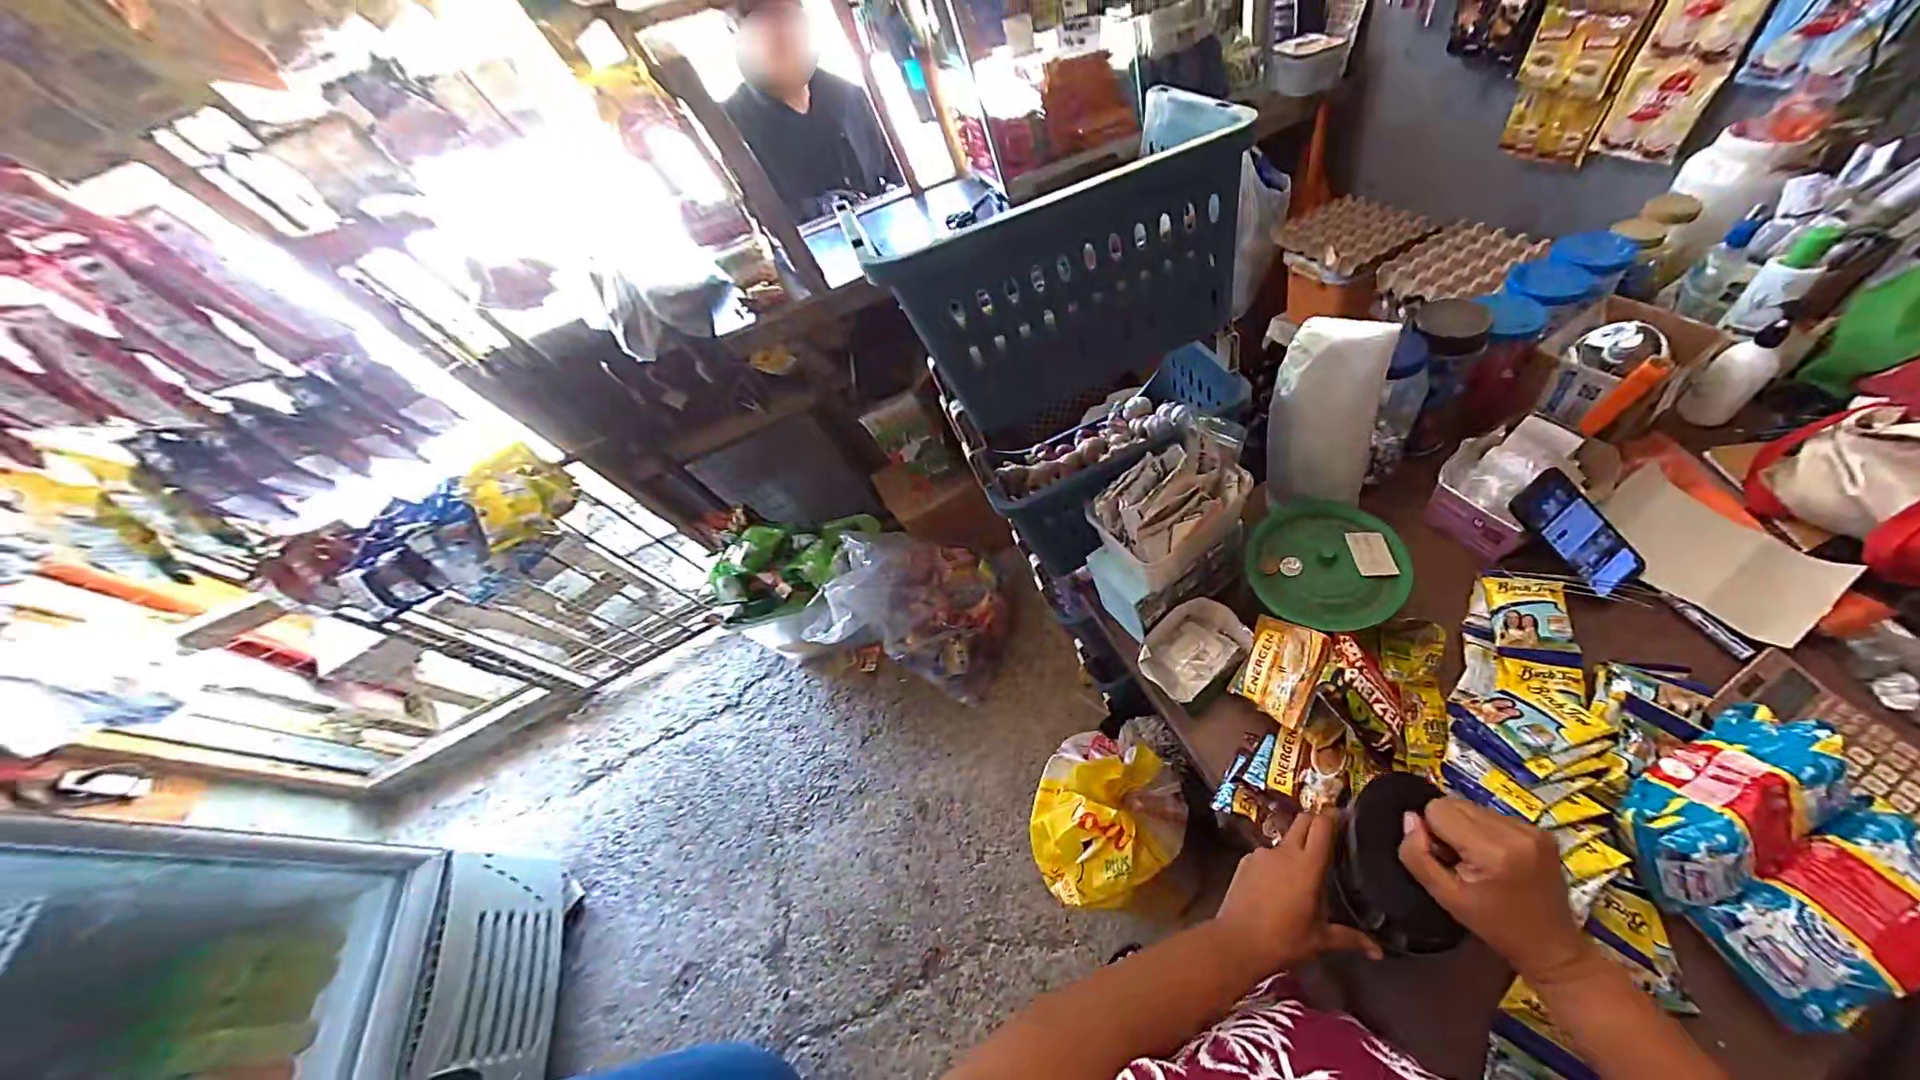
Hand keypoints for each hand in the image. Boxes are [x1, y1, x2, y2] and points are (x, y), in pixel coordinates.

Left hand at [1214, 812, 1382, 976]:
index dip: (1333, 817)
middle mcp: (1284, 852)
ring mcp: (1261, 853)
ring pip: (1285, 840)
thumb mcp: (1321, 939)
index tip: (1345, 816)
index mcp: (1307, 866)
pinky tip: (1278, 883)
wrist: (1238, 940)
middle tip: (1330, 835)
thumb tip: (1378, 951)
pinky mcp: (1245, 860)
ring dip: (1296, 848)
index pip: (1321, 826)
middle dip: (1316, 822)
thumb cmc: (1285, 939)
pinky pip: (1267, 855)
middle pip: (1302, 821)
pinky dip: (1276, 862)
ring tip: (1304, 870)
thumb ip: (1350, 938)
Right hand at [1398, 798, 1594, 985]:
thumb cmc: (1494, 924)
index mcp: (1493, 851)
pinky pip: (1491, 814)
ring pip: (1471, 806)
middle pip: (1454, 803)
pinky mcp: (1542, 831)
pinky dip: (1485, 830)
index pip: (1437, 809)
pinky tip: (1497, 856)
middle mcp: (1517, 833)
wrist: (1552, 946)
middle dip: (1448, 826)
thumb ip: (1415, 854)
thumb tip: (1411, 818)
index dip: (1432, 831)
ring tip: (1480, 859)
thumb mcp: (1444, 896)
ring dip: (1466, 827)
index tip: (1445, 858)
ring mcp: (1533, 830)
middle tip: (1461, 860)